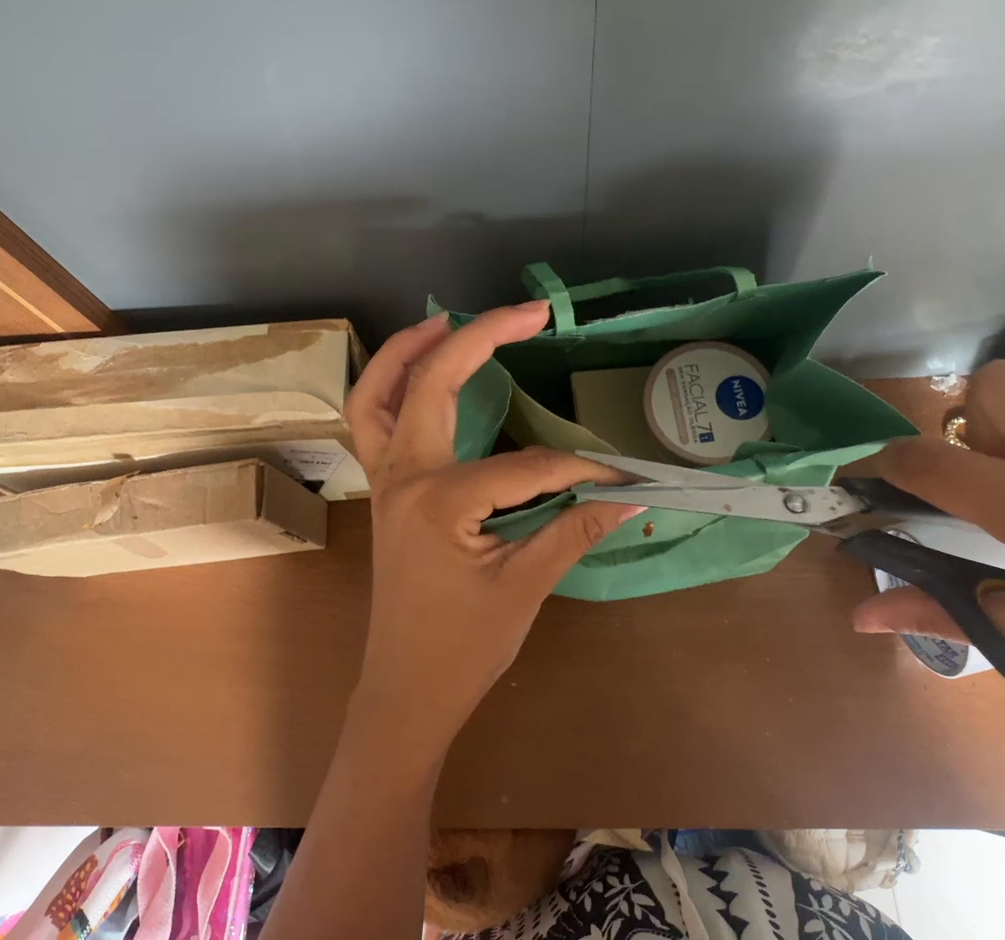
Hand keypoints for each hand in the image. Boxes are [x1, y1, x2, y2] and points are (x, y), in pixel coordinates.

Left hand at [344, 302, 640, 750]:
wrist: (405, 692)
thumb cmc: (462, 648)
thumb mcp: (525, 587)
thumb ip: (574, 529)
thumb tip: (630, 493)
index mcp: (440, 499)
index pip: (527, 465)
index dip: (580, 471)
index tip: (623, 478)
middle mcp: (403, 475)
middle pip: (433, 383)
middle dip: (481, 337)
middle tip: (531, 312)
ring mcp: (385, 481)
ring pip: (378, 395)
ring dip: (410, 351)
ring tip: (450, 321)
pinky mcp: (384, 493)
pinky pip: (374, 424)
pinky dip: (392, 389)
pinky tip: (423, 379)